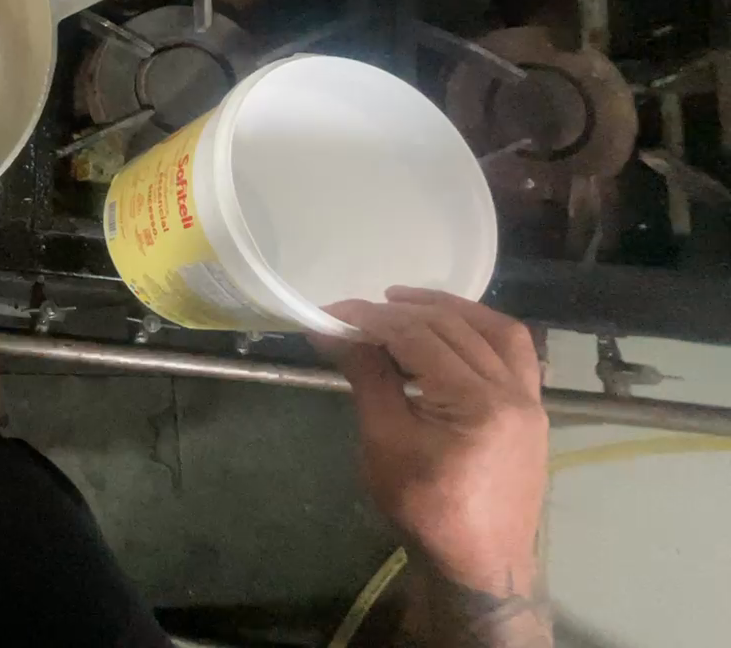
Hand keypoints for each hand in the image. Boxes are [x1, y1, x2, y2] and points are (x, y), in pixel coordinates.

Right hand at [316, 287, 548, 593]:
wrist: (476, 558)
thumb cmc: (422, 501)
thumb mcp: (383, 436)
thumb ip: (365, 374)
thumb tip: (331, 329)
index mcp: (479, 402)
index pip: (417, 336)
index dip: (368, 317)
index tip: (328, 313)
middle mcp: (515, 393)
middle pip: (453, 326)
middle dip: (397, 311)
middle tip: (351, 313)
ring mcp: (530, 402)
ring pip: (495, 331)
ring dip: (446, 309)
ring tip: (400, 302)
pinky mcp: (528, 411)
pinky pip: (512, 353)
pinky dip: (475, 330)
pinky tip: (443, 331)